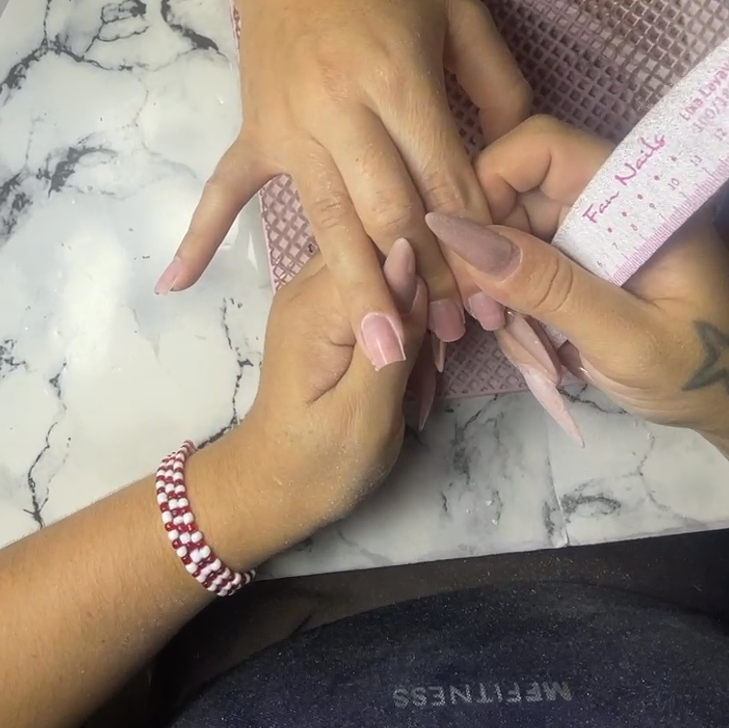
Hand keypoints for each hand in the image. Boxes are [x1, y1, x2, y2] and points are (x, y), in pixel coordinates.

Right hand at [158, 0, 531, 366]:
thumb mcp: (461, 16)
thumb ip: (499, 84)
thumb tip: (519, 155)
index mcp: (400, 81)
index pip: (442, 177)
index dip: (470, 241)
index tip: (490, 299)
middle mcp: (342, 112)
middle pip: (387, 212)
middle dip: (421, 280)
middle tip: (448, 340)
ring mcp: (290, 130)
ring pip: (326, 220)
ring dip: (354, 285)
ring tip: (377, 351)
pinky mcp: (255, 136)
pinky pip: (225, 189)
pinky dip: (201, 234)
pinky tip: (175, 284)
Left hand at [189, 239, 428, 567]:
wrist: (273, 483)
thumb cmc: (320, 461)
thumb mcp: (367, 410)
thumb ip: (394, 332)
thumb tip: (410, 252)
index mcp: (313, 305)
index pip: (382, 244)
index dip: (429, 271)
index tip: (455, 320)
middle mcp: (306, 285)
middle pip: (382, 247)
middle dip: (425, 290)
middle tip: (441, 353)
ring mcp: (312, 293)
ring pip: (383, 267)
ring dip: (416, 311)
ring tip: (424, 370)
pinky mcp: (325, 309)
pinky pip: (374, 289)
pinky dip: (401, 321)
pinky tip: (410, 365)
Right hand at [424, 116, 728, 440]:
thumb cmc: (704, 369)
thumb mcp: (623, 337)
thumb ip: (543, 284)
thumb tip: (454, 232)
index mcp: (634, 196)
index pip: (540, 147)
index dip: (490, 181)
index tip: (470, 252)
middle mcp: (604, 200)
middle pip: (509, 191)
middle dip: (484, 251)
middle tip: (486, 317)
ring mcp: (587, 230)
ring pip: (503, 232)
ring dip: (495, 286)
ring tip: (520, 338)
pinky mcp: (574, 259)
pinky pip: (515, 264)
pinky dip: (509, 302)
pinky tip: (531, 340)